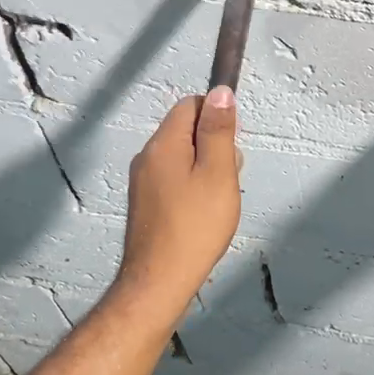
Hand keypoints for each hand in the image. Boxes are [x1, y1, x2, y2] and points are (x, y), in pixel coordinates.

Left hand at [115, 86, 242, 302]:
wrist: (159, 283)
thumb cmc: (196, 225)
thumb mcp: (218, 173)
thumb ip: (219, 130)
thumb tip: (220, 91)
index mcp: (163, 144)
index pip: (191, 104)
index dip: (217, 117)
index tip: (230, 147)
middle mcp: (147, 157)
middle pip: (187, 130)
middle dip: (214, 145)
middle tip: (226, 179)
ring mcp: (143, 182)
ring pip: (183, 156)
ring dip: (206, 168)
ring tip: (217, 200)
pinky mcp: (145, 204)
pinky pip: (175, 178)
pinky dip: (193, 187)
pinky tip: (203, 213)